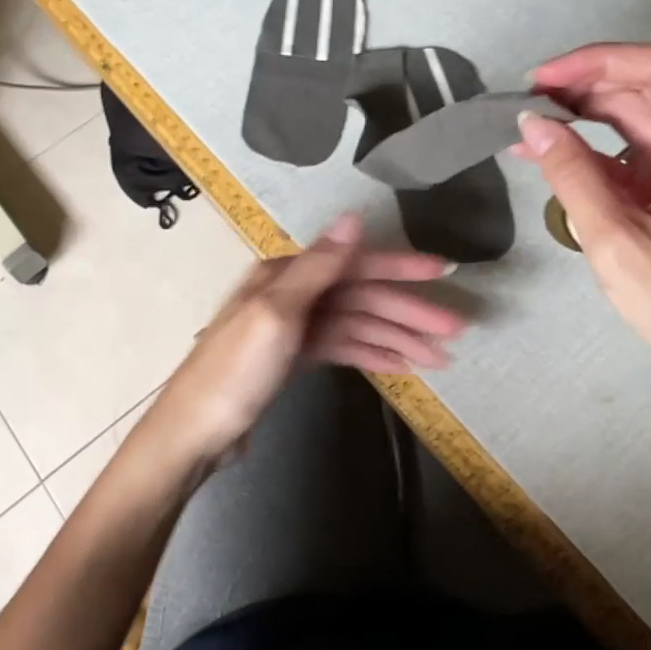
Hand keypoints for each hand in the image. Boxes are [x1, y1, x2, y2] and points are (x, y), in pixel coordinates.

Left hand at [145, 214, 462, 461]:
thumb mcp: (276, 314)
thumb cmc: (234, 372)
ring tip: (441, 359)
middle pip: (359, 296)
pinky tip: (402, 366)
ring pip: (354, 324)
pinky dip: (371, 354)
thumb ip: (318, 266)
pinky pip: (341, 347)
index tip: (444, 273)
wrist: (194, 433)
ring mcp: (291, 327)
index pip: (353, 264)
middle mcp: (289, 293)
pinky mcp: (291, 358)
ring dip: (396, 337)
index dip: (399, 268)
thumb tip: (353, 216)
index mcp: (283, 275)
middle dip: (407, 312)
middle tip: (456, 333)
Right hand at [510, 44, 650, 417]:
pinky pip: (635, 156)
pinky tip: (550, 154)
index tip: (544, 75)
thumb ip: (573, 176)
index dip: (601, 61)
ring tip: (529, 120)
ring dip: (585, 116)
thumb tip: (530, 123)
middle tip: (527, 95)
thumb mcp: (620, 242)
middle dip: (587, 86)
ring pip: (640, 120)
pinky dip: (593, 152)